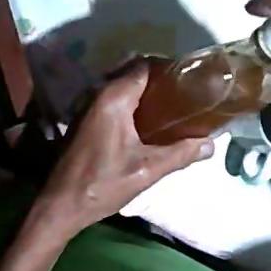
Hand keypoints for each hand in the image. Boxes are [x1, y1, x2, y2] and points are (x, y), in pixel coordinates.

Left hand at [32, 62, 214, 236]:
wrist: (60, 204)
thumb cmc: (103, 183)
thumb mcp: (147, 170)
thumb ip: (180, 154)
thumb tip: (210, 144)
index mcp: (113, 97)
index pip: (144, 65)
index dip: (168, 67)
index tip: (189, 77)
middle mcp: (97, 93)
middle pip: (131, 72)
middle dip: (157, 78)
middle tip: (183, 92)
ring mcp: (87, 105)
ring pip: (120, 85)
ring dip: (142, 91)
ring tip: (170, 104)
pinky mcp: (83, 119)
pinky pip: (110, 98)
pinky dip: (129, 101)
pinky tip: (146, 120)